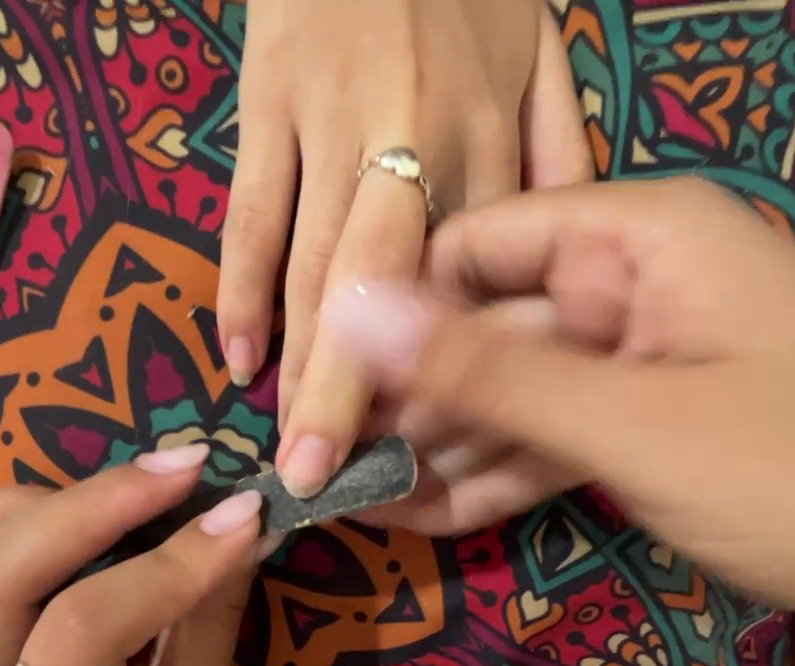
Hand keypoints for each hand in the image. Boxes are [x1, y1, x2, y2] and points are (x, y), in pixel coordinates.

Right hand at [216, 0, 588, 499]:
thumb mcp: (548, 55)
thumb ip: (555, 158)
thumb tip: (557, 256)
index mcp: (499, 134)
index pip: (470, 282)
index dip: (445, 371)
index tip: (428, 449)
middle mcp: (422, 135)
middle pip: (388, 290)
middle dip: (355, 394)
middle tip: (330, 480)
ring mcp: (336, 118)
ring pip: (315, 264)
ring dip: (300, 363)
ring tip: (292, 446)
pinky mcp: (266, 98)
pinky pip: (249, 213)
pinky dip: (236, 288)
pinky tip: (238, 358)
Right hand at [325, 180, 794, 638]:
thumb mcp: (630, 418)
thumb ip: (486, 367)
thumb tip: (353, 306)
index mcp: (638, 237)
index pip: (478, 245)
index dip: (396, 309)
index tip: (325, 383)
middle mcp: (634, 283)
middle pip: (490, 330)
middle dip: (412, 403)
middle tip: (329, 470)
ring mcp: (644, 362)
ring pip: (517, 397)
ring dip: (445, 454)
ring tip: (362, 508)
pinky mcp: (653, 428)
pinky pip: (556, 442)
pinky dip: (501, 479)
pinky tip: (431, 520)